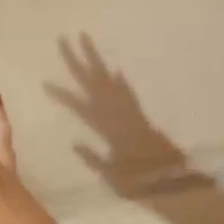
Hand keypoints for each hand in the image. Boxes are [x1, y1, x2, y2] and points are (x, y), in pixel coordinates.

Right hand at [46, 34, 191, 191]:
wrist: (178, 182)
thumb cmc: (141, 184)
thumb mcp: (112, 175)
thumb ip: (94, 158)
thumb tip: (74, 142)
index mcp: (109, 129)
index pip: (81, 107)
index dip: (63, 95)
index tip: (45, 82)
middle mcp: (120, 113)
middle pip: (96, 82)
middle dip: (80, 61)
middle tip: (66, 39)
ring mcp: (132, 111)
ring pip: (111, 80)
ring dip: (97, 61)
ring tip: (86, 41)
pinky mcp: (141, 115)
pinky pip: (128, 91)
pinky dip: (120, 80)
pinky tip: (115, 70)